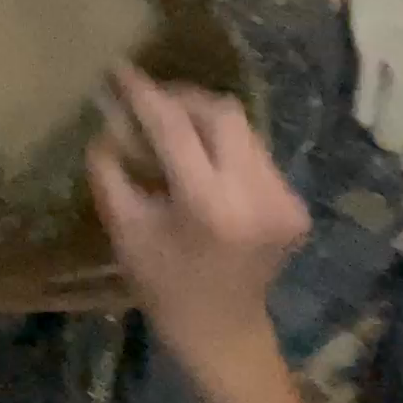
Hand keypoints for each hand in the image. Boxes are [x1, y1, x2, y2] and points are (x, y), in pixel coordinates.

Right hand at [86, 67, 308, 376]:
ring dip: (200, 118)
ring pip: (241, 127)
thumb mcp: (122, 226)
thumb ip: (110, 169)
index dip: (144, 94)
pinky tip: (196, 158)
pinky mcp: (294, 202)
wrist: (222, 332)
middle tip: (145, 99)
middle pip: (221, 114)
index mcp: (209, 206)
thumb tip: (108, 123)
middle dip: (179, 99)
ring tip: (167, 126)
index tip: (120, 70)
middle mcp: (257, 195)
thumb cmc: (160, 284)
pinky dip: (219, 142)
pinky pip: (252, 150)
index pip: (175, 128)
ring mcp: (284, 198)